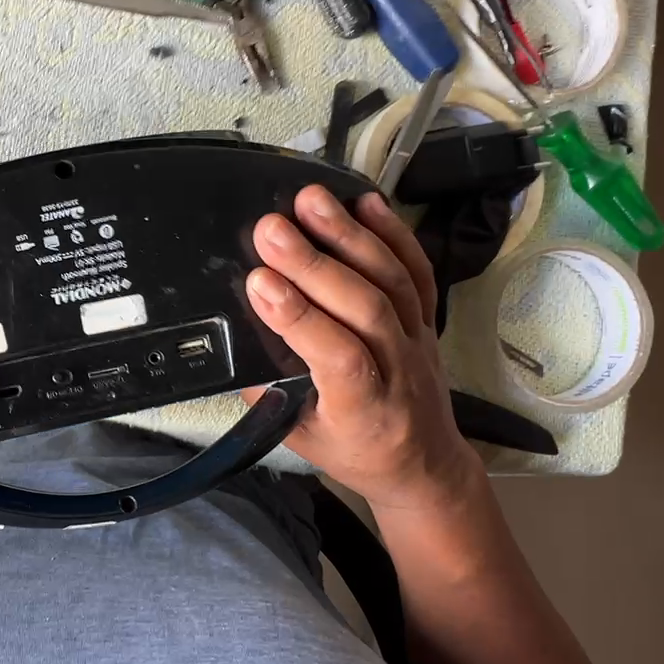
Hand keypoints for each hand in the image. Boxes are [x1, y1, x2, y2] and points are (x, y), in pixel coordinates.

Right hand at [244, 185, 481, 510]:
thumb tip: (235, 343)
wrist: (425, 464)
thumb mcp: (302, 440)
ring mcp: (419, 338)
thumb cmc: (357, 453)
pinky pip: (417, 270)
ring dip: (348, 235)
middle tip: (271, 228)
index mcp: (365, 409)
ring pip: (391, 280)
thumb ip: (269, 395)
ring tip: (310, 200)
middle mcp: (399, 369)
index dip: (300, 316)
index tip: (259, 281)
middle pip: (365, 307)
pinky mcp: (428, 318)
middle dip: (314, 264)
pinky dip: (393, 232)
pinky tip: (365, 201)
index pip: (338, 356)